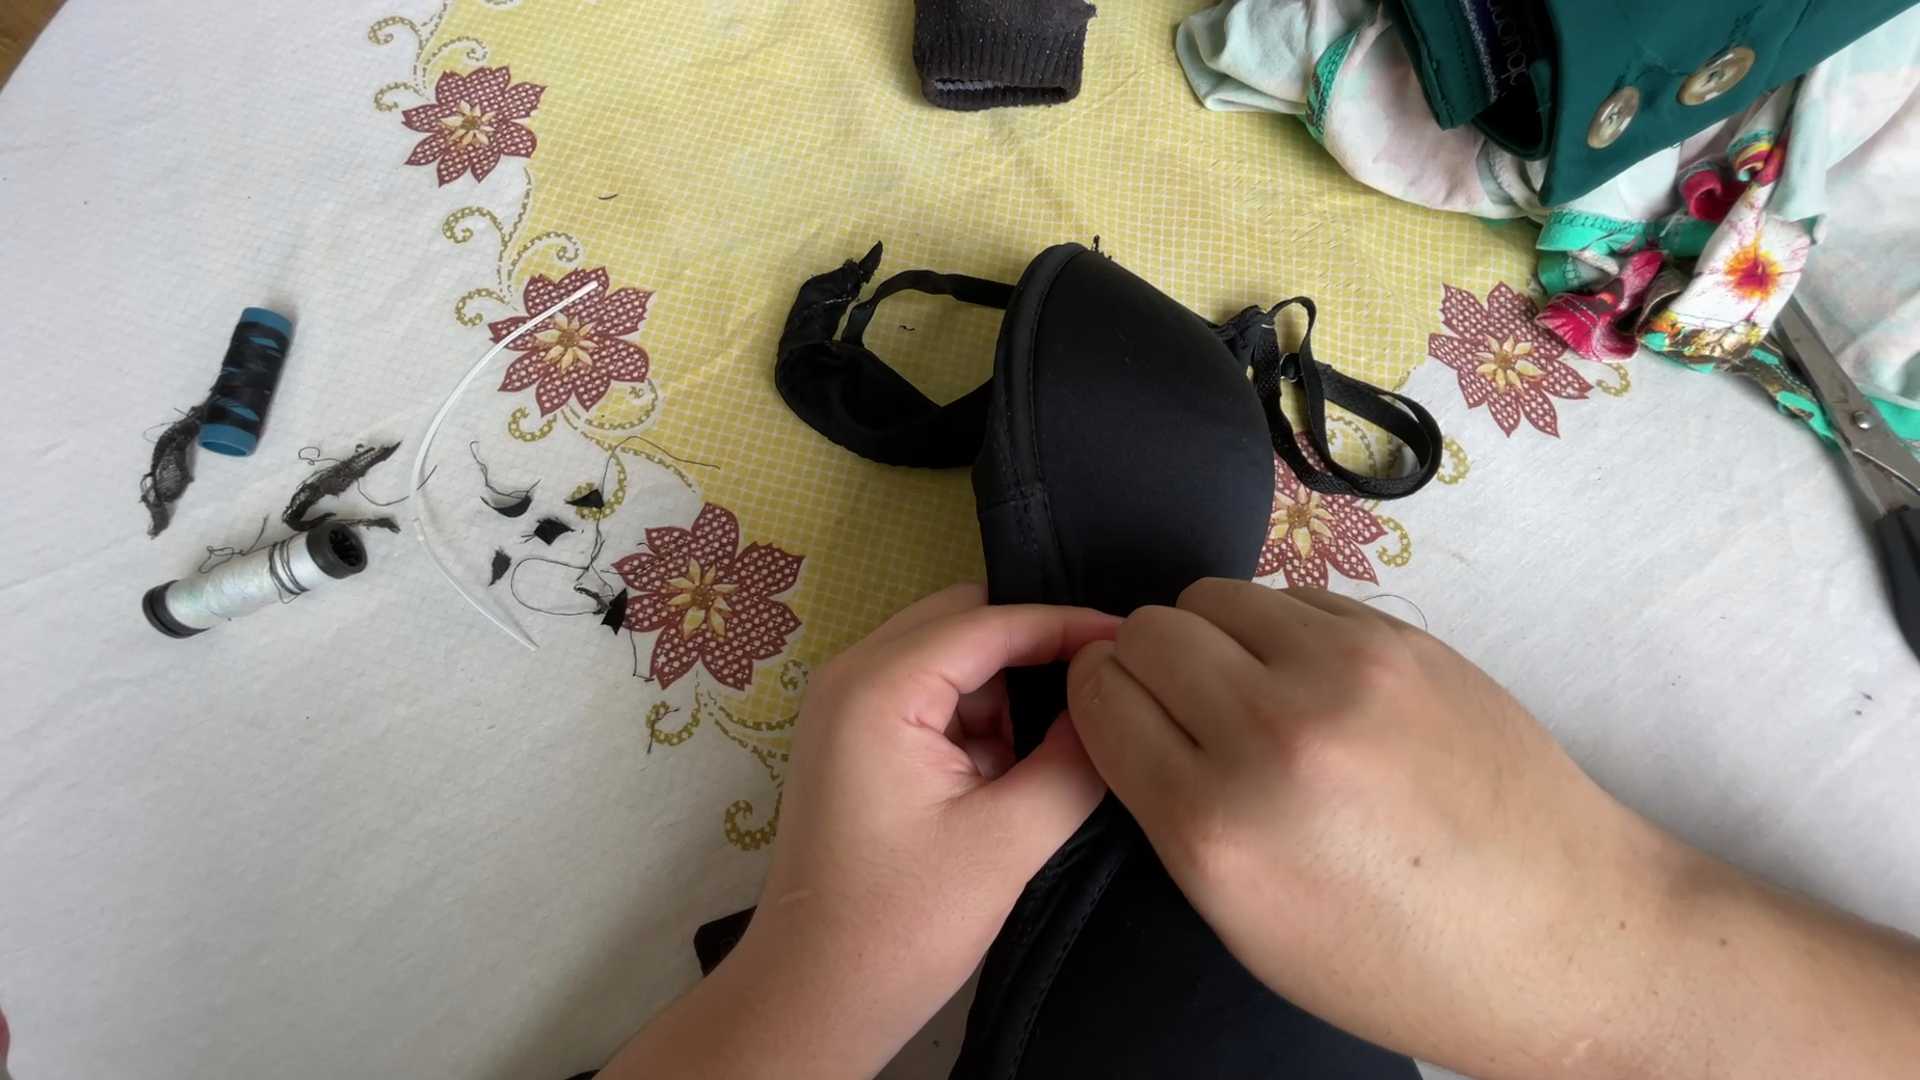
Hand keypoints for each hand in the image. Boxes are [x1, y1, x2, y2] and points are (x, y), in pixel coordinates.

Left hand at [608, 584, 1115, 1078]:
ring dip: (1005, 687)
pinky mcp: (858, 731)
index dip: (1063, 625)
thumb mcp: (1005, 843)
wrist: (815, 994)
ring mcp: (849, 700)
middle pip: (962, 621)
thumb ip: (1072, 762)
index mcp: (877, 688)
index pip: (987, 623)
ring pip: (950, 655)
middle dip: (1032, 647)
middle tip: (1100, 680)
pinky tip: (1008, 764)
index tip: (1126, 638)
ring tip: (1055, 738)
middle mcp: (852, 673)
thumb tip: (1109, 706)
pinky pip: (933, 691)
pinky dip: (978, 715)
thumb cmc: (901, 925)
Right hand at [1067, 579, 1919, 1079]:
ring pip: (1205, 594)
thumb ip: (1159, 799)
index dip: (1097, 695)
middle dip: (1141, 660)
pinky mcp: (1401, 635)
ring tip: (1248, 683)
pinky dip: (1275, 629)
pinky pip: (1284, 595)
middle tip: (1181, 699)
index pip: (1099, 695)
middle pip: (1142, 630)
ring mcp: (1345, 672)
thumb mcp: (1237, 913)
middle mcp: (1272, 734)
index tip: (1119, 709)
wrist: (1577, 943)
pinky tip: (1315, 679)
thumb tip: (1119, 700)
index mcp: (1215, 824)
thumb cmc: (1388, 955)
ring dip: (1206, 635)